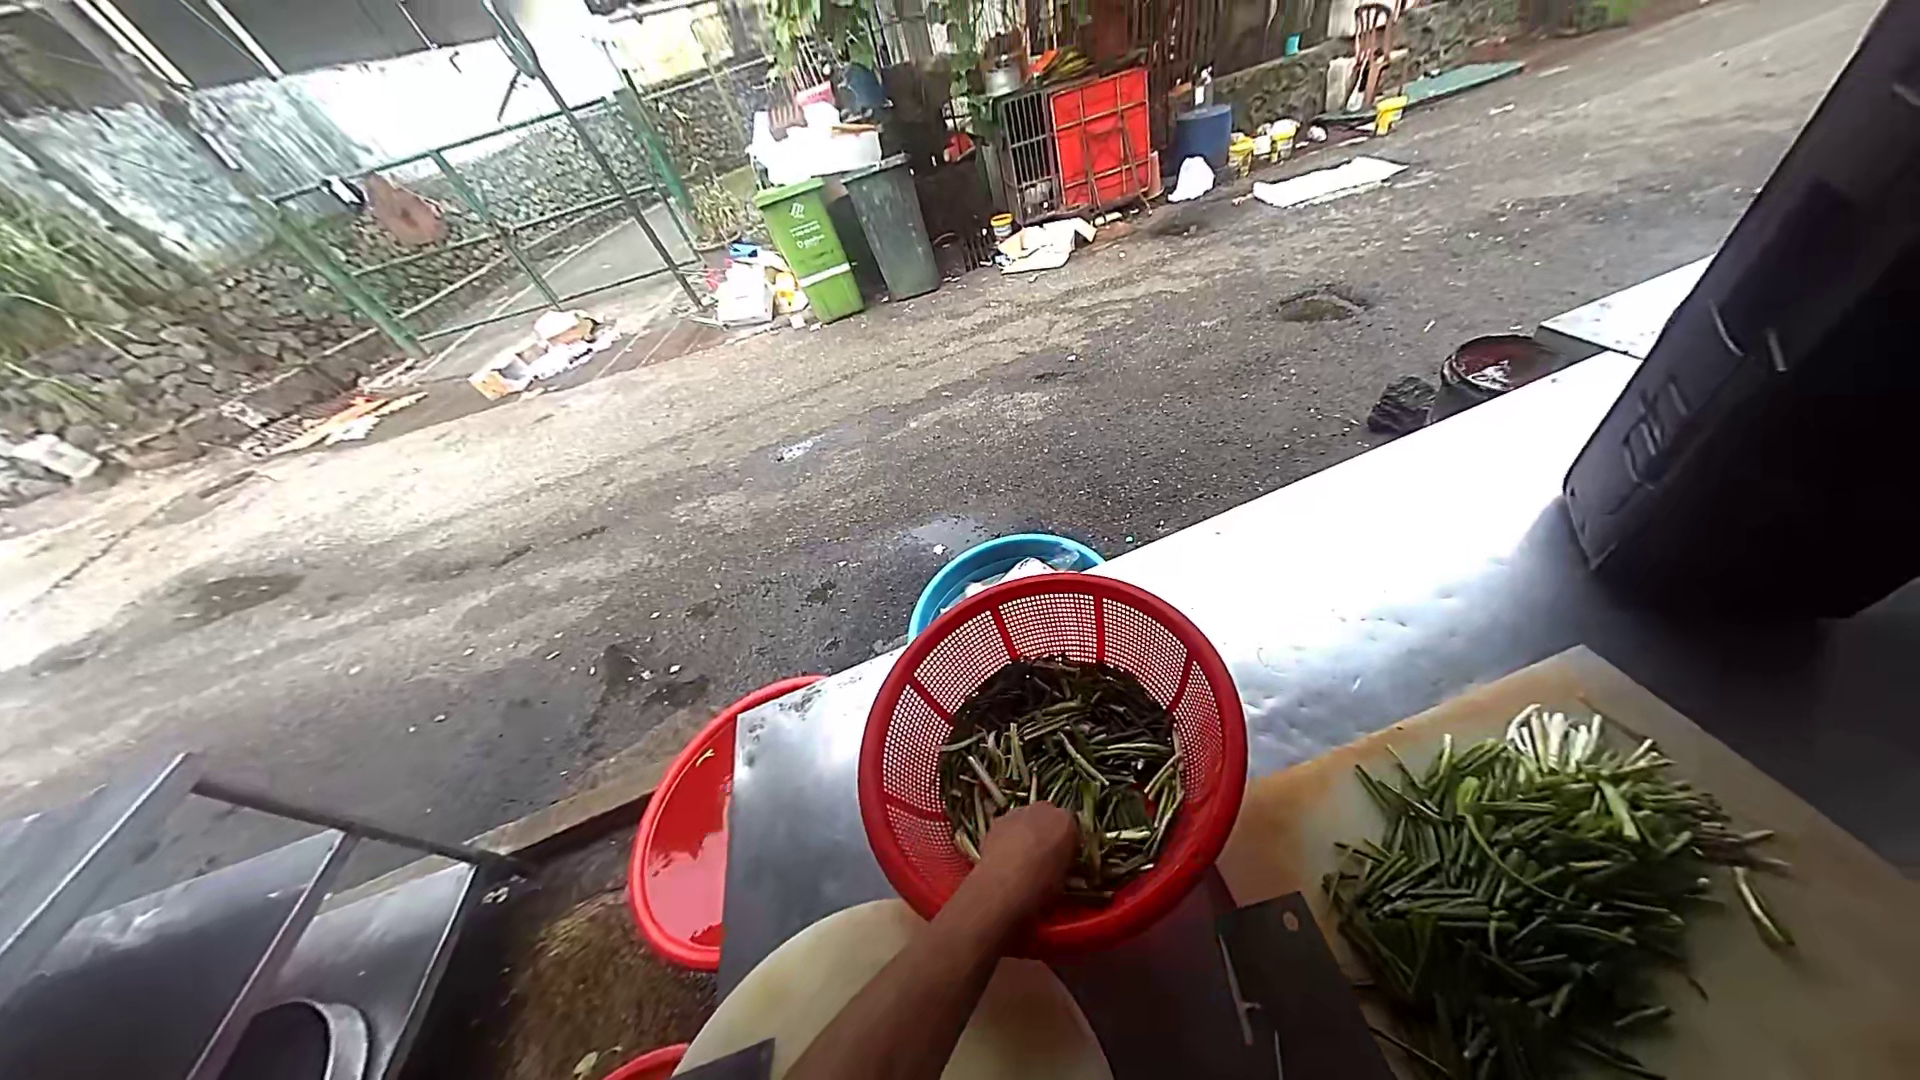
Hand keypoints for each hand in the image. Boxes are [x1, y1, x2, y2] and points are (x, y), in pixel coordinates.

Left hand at [969, 801, 1077, 922]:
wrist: (1003, 888)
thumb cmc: (1041, 888)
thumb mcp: (1064, 881)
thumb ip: (1065, 863)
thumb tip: (1060, 864)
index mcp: (1066, 822)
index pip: (1072, 827)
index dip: (1067, 844)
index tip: (1064, 859)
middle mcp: (1043, 809)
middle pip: (1048, 817)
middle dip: (1047, 832)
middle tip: (1043, 856)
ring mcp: (1018, 812)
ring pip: (1027, 819)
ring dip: (1027, 832)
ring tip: (1021, 858)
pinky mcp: (998, 820)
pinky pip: (1008, 826)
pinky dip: (1009, 836)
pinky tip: (1005, 857)